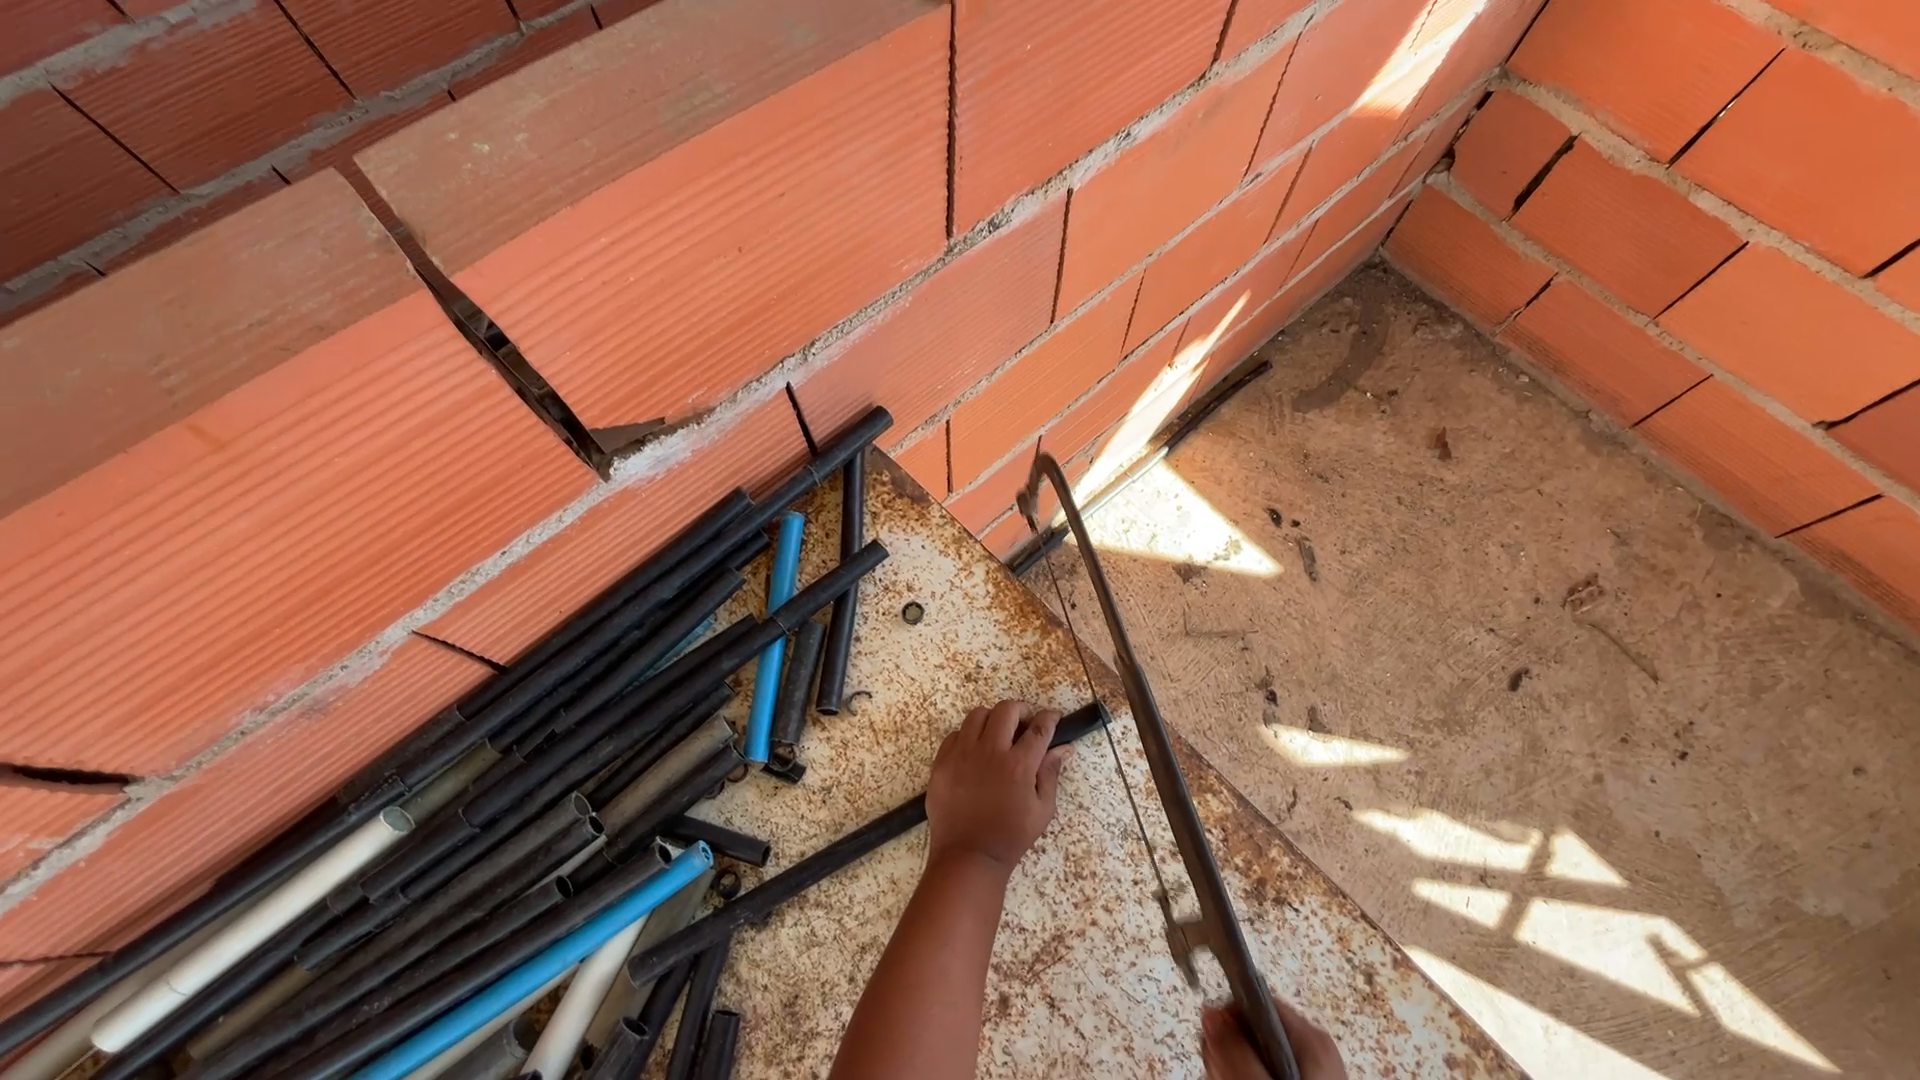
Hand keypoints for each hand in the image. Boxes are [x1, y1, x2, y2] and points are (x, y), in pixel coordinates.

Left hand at [925, 700, 1072, 872]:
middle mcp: (990, 752)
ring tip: (998, 734)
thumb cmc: (1010, 836)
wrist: (968, 856)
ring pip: (978, 715)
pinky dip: (968, 735)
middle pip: (1007, 709)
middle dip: (1021, 710)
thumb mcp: (1041, 810)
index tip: (1052, 717)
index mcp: (1018, 765)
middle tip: (1025, 723)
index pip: (1039, 727)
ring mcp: (962, 754)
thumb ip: (1051, 774)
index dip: (1049, 718)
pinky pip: (955, 734)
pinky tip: (975, 751)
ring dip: (993, 718)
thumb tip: (1064, 748)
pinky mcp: (942, 762)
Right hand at [1202, 996, 1346, 1079]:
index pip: (1253, 1002)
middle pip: (1248, 1029)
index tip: (1214, 1050)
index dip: (1226, 1022)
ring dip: (1232, 1073)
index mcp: (1310, 1038)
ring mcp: (1307, 1070)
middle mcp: (1310, 1047)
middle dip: (1228, 1055)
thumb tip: (1209, 1012)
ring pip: (1250, 1055)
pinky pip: (1261, 1073)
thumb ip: (1236, 1053)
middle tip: (1223, 1079)